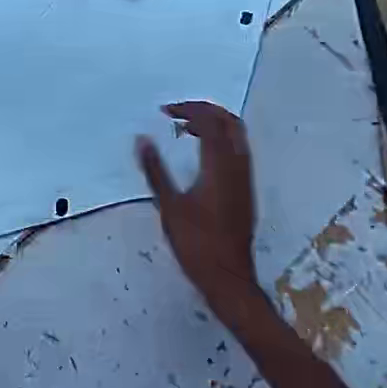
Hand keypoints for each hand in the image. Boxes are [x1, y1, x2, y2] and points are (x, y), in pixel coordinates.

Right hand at [136, 101, 260, 309]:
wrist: (228, 278)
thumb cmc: (196, 242)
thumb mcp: (168, 205)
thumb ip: (155, 169)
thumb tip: (142, 140)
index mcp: (219, 166)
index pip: (210, 123)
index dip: (188, 110)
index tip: (165, 112)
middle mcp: (238, 167)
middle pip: (230, 122)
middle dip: (205, 110)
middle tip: (178, 112)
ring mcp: (245, 179)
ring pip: (237, 136)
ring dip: (213, 124)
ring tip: (185, 129)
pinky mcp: (245, 191)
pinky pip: (237, 151)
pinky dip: (219, 140)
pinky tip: (198, 154)